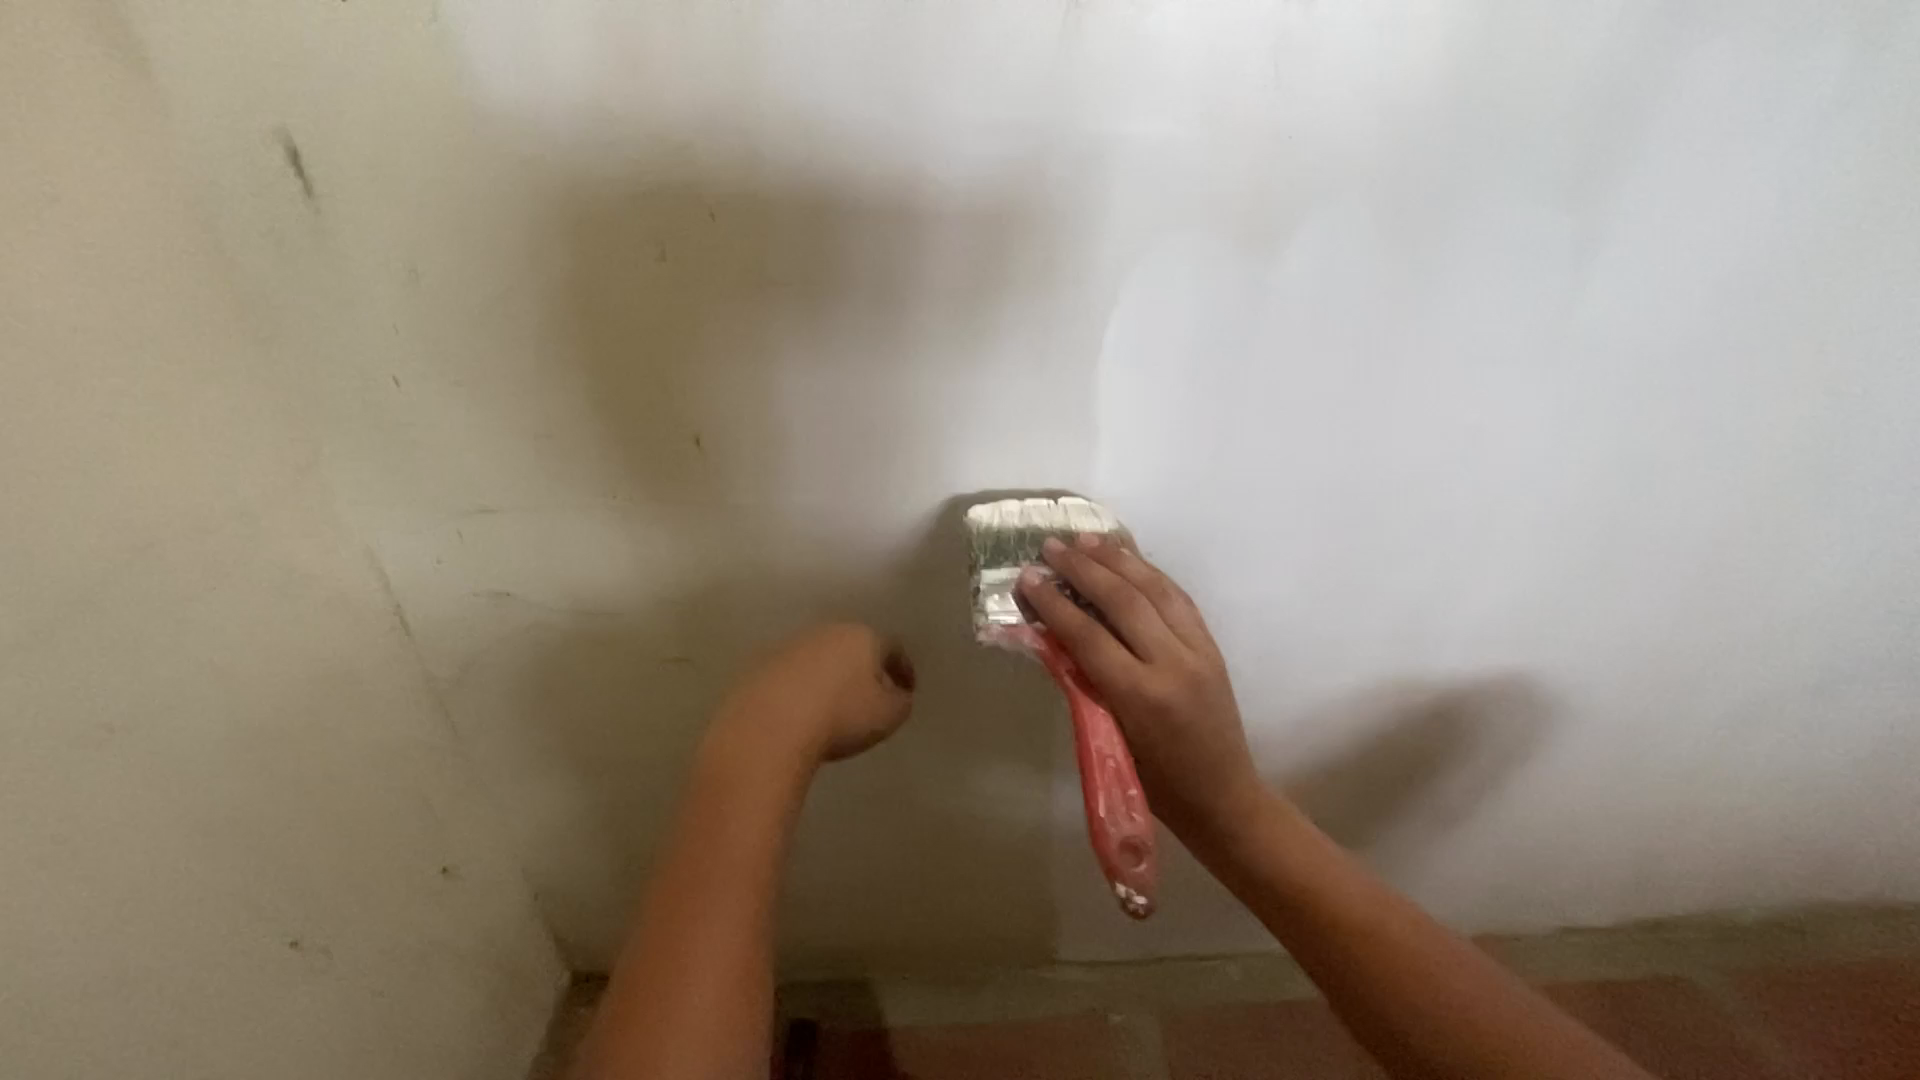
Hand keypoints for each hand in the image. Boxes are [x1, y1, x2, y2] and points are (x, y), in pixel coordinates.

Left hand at [714, 622, 915, 765]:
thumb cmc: (840, 717)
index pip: (892, 647)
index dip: (903, 669)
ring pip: (819, 658)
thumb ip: (901, 702)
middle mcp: (826, 632)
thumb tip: (898, 695)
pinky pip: (790, 676)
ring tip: (833, 707)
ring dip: (829, 678)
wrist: (768, 727)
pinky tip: (801, 713)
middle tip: (871, 696)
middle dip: (864, 669)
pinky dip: (800, 690)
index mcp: (862, 637)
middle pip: (853, 647)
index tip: (907, 691)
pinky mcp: (759, 666)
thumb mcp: (887, 716)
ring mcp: (789, 646)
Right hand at [1017, 535, 1266, 845]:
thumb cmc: (1156, 783)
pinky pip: (1178, 597)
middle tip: (1051, 547)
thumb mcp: (1107, 737)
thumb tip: (1051, 637)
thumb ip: (1082, 684)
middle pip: (1123, 600)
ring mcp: (1198, 650)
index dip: (1054, 603)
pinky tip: (1128, 559)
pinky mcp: (1211, 646)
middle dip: (1083, 569)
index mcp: (1140, 696)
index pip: (1088, 635)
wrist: (1224, 797)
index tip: (1029, 578)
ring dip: (1118, 560)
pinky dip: (1149, 573)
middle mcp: (1172, 663)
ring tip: (1086, 539)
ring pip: (1155, 588)